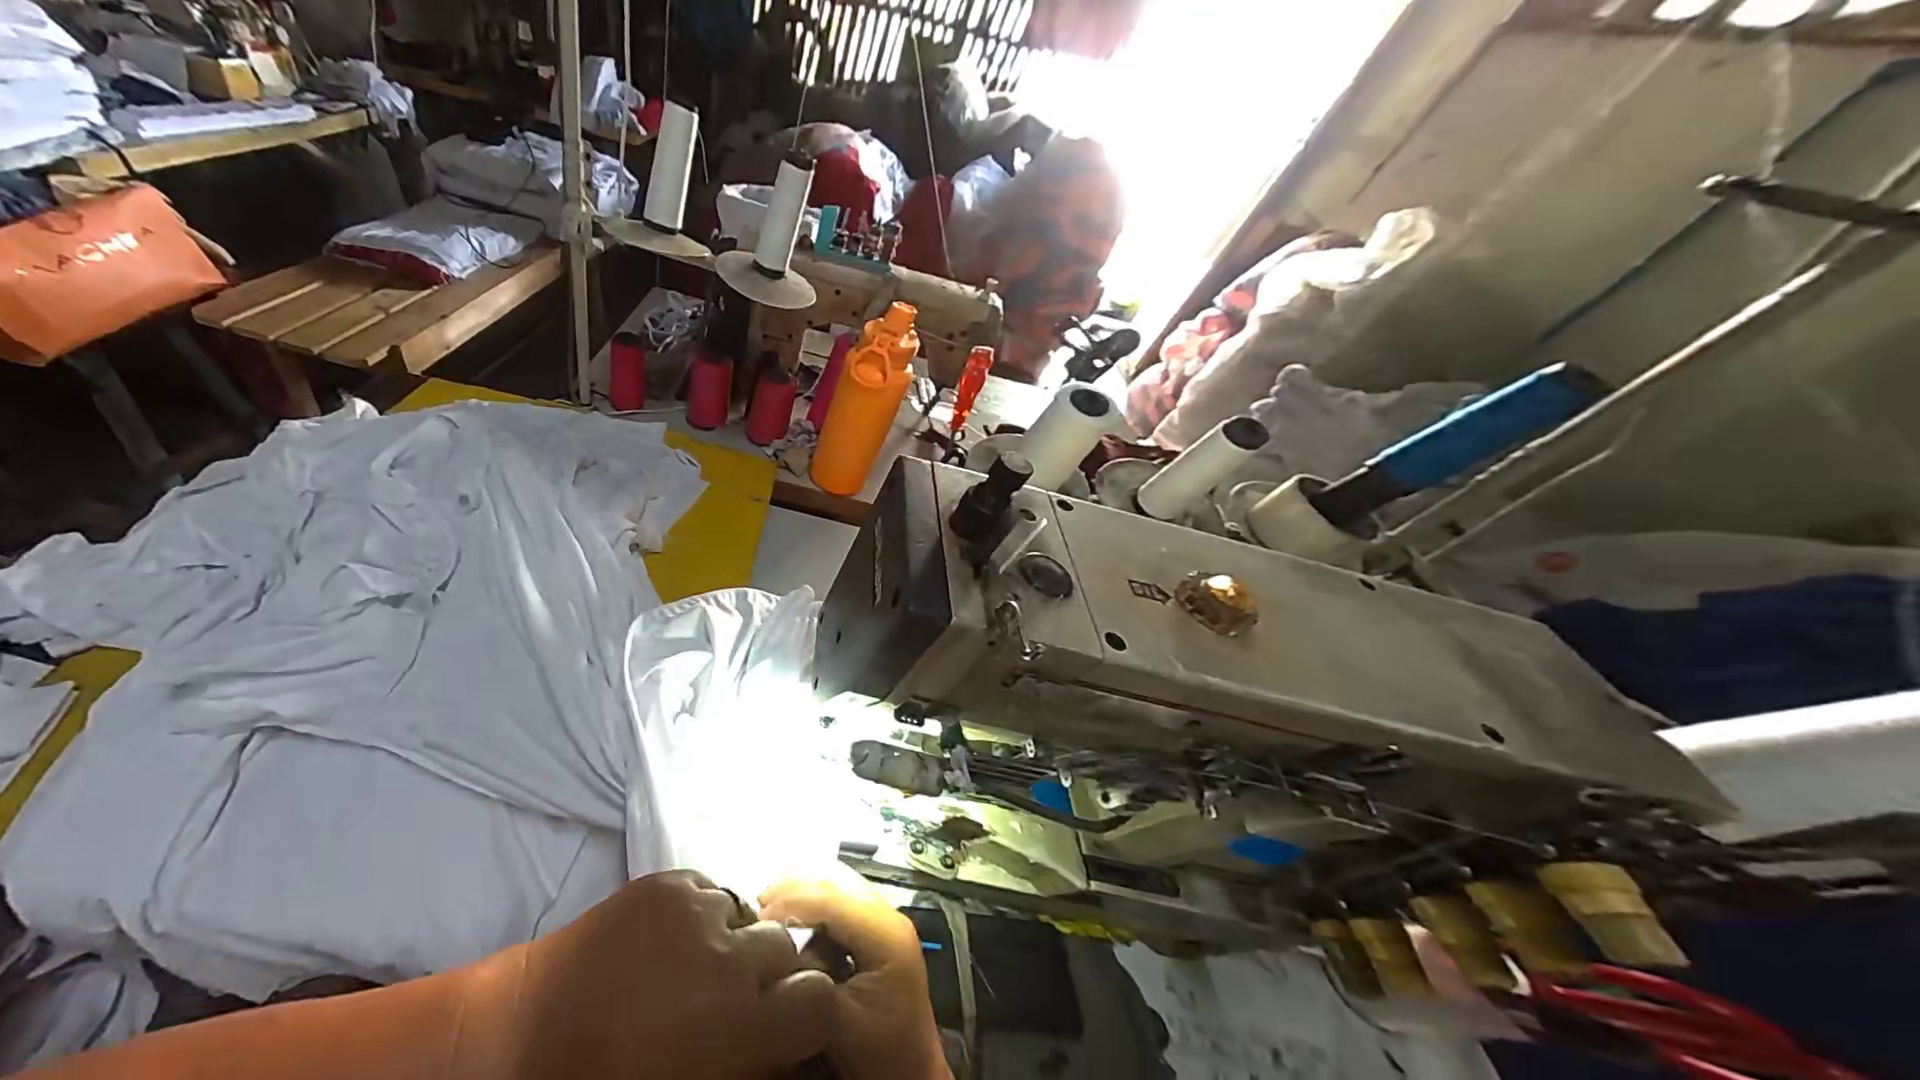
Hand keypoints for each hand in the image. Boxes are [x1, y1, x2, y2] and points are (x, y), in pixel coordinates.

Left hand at [489, 869, 838, 1079]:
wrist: (512, 1038)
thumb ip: (749, 1067)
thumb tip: (789, 1053)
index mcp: (737, 1025)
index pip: (819, 999)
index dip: (807, 1010)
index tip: (787, 1018)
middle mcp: (728, 959)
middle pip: (784, 946)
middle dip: (767, 971)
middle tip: (733, 993)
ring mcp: (697, 911)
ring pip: (746, 914)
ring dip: (731, 939)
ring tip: (693, 964)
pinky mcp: (667, 883)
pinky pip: (709, 891)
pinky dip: (700, 914)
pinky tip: (668, 940)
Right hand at [760, 873, 952, 1079]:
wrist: (913, 1071)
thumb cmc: (882, 1052)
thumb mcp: (841, 1022)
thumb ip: (811, 983)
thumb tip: (778, 952)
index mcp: (886, 932)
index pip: (834, 898)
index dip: (794, 899)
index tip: (760, 912)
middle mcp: (890, 916)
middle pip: (839, 881)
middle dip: (797, 886)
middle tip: (760, 900)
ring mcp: (886, 921)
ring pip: (842, 884)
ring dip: (805, 889)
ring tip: (771, 903)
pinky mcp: (878, 931)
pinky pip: (844, 900)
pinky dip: (816, 900)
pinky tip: (794, 913)